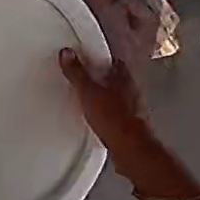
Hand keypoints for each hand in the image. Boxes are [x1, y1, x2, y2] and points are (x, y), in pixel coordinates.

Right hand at [59, 49, 198, 197]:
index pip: (114, 62)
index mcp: (123, 79)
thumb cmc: (113, 118)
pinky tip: (97, 115)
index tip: (87, 57)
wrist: (129, 146)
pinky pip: (116, 110)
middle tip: (87, 75)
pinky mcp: (129, 123)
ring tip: (90, 95)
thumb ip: (76, 72)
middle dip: (103, 75)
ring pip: (118, 94)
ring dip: (106, 93)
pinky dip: (107, 109)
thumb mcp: (87, 91)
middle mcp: (131, 91)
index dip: (101, 59)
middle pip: (117, 77)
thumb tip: (68, 54)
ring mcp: (132, 107)